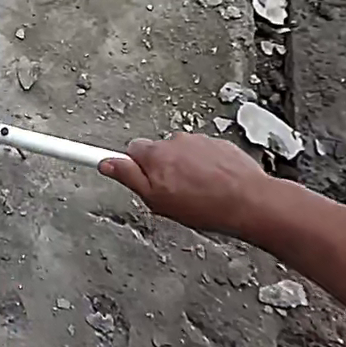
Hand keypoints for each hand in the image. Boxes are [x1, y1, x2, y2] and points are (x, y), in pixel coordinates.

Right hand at [98, 133, 268, 235]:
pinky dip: (203, 167)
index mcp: (155, 154)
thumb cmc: (204, 205)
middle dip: (158, 169)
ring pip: (180, 154)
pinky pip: (202, 154)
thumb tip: (108, 164)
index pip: (127, 151)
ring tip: (197, 193)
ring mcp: (198, 140)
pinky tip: (212, 186)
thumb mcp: (157, 201)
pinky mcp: (218, 144)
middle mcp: (175, 141)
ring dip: (183, 168)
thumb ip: (130, 178)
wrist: (248, 200)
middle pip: (155, 152)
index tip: (97, 155)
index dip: (119, 159)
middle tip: (170, 194)